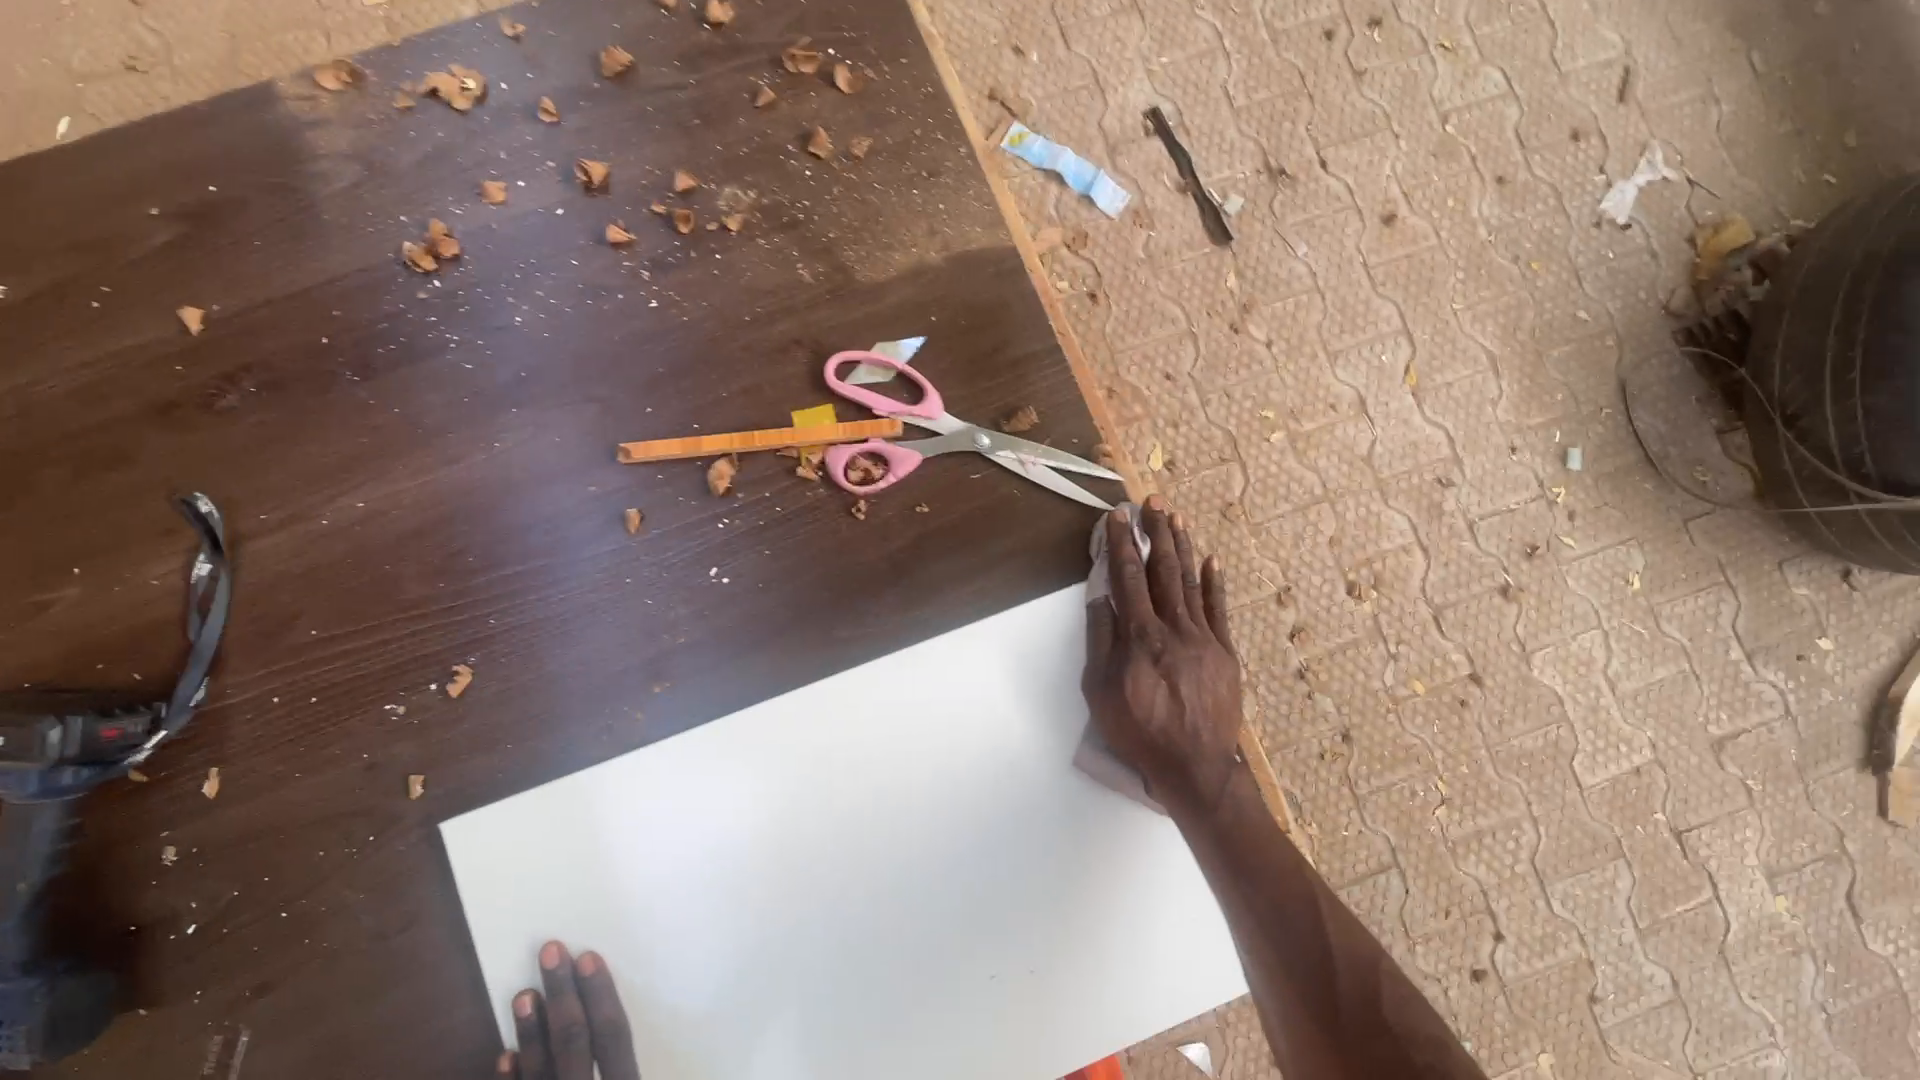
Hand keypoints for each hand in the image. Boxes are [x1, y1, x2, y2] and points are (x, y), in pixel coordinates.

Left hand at [496, 941, 639, 1079]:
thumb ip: (633, 1075)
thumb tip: (615, 1020)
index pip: (613, 1037)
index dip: (601, 996)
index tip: (588, 957)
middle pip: (576, 1043)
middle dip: (564, 995)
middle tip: (551, 952)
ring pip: (542, 1071)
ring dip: (532, 1033)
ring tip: (523, 994)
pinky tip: (505, 1055)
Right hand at [1083, 498, 1243, 817]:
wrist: (1194, 765)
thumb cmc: (1138, 731)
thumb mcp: (1100, 691)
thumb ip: (1100, 641)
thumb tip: (1100, 598)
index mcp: (1140, 636)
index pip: (1127, 578)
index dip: (1122, 543)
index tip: (1118, 516)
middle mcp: (1174, 628)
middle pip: (1163, 571)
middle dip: (1157, 533)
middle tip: (1153, 502)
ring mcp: (1204, 639)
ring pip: (1191, 583)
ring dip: (1182, 548)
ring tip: (1176, 518)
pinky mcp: (1225, 654)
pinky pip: (1218, 611)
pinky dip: (1214, 583)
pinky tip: (1211, 560)